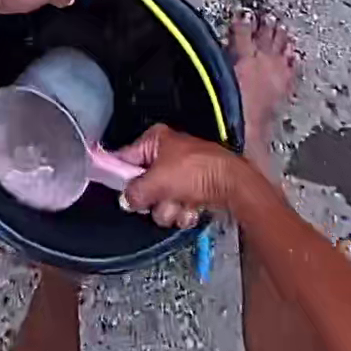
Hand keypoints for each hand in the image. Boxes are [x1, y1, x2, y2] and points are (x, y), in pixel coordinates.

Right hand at [111, 124, 243, 229]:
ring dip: (170, 208)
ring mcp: (179, 173)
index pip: (126, 157)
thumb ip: (134, 192)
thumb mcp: (157, 181)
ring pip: (160, 200)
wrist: (231, 185)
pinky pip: (176, 206)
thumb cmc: (196, 171)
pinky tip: (193, 208)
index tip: (119, 191)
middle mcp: (166, 153)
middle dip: (154, 199)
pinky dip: (184, 211)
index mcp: (155, 140)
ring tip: (182, 203)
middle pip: (143, 185)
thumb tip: (126, 200)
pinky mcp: (191, 189)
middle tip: (162, 197)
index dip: (121, 176)